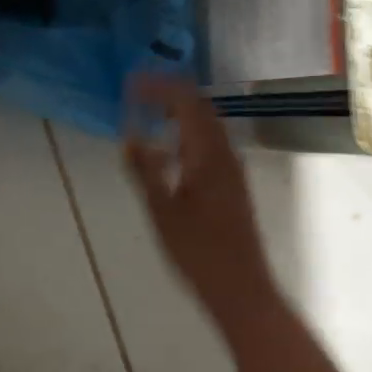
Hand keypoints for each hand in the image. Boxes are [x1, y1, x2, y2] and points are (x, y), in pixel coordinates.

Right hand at [123, 74, 275, 312]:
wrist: (242, 289)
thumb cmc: (199, 252)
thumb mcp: (162, 211)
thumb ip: (145, 171)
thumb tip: (130, 138)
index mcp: (207, 152)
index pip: (185, 101)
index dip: (159, 86)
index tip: (132, 83)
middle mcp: (224, 152)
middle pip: (199, 107)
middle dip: (170, 94)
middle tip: (140, 93)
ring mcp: (233, 168)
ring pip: (207, 125)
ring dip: (180, 113)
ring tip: (151, 116)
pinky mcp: (234, 184)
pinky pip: (211, 142)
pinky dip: (188, 134)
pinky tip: (170, 155)